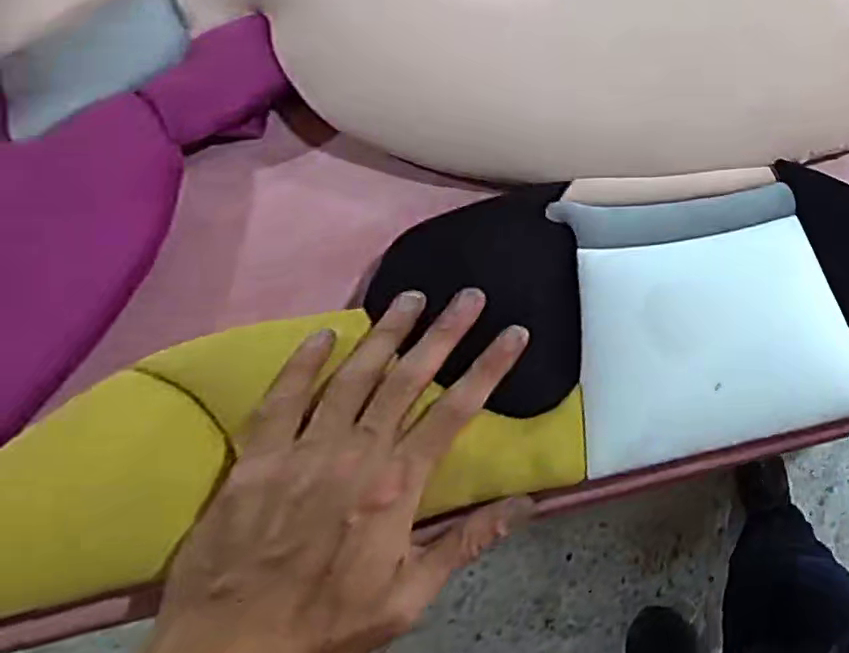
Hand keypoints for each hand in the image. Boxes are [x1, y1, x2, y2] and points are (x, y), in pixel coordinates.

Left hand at [146, 289, 531, 652]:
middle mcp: (354, 458)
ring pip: (351, 380)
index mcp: (396, 486)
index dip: (491, 367)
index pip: (457, 410)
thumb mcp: (409, 596)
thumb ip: (469, 542)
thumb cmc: (325, 625)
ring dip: (385, 334)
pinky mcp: (251, 467)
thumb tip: (530, 502)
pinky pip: (278, 405)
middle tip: (469, 296)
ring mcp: (299, 458)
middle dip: (443, 332)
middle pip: (408, 380)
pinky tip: (323, 334)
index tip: (516, 333)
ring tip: (411, 297)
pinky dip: (301, 366)